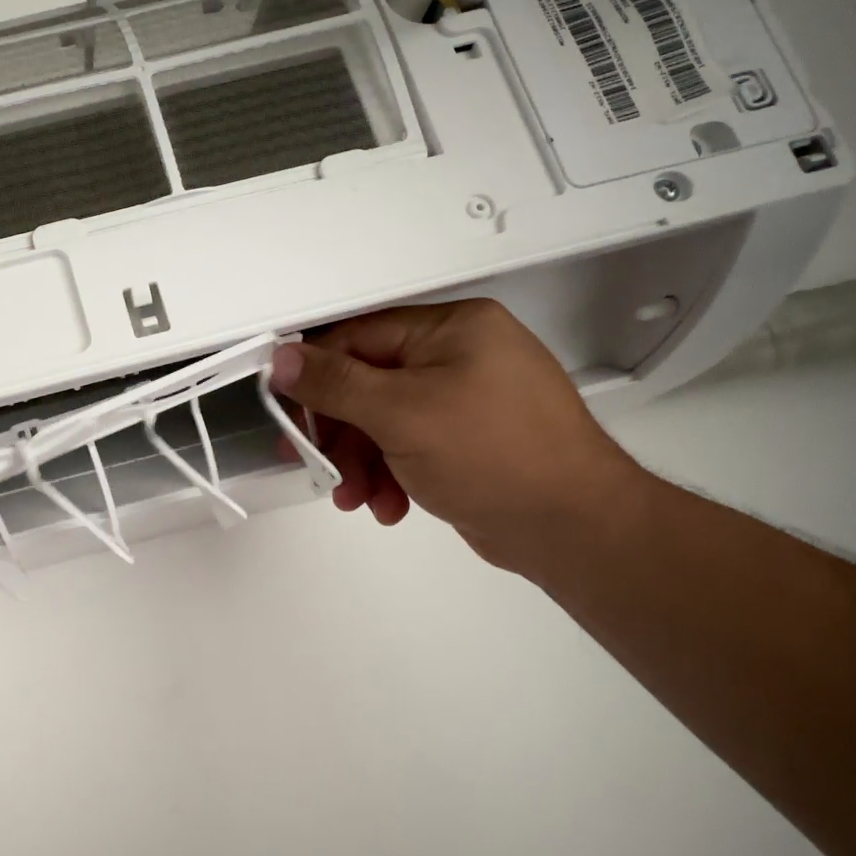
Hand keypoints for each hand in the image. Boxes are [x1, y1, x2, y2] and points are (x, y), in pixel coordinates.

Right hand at [271, 298, 646, 576]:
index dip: (315, 372)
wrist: (571, 527)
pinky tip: (389, 504)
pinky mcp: (470, 440)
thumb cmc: (495, 456)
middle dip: (340, 432)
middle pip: (369, 383)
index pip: (359, 336)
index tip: (285, 406)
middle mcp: (462, 355)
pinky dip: (391, 475)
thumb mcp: (400, 413)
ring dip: (361, 462)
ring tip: (356, 497)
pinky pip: (410, 447)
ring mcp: (468, 399)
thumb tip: (284, 358)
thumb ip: (335, 383)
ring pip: (385, 421)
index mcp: (454, 329)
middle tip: (316, 462)